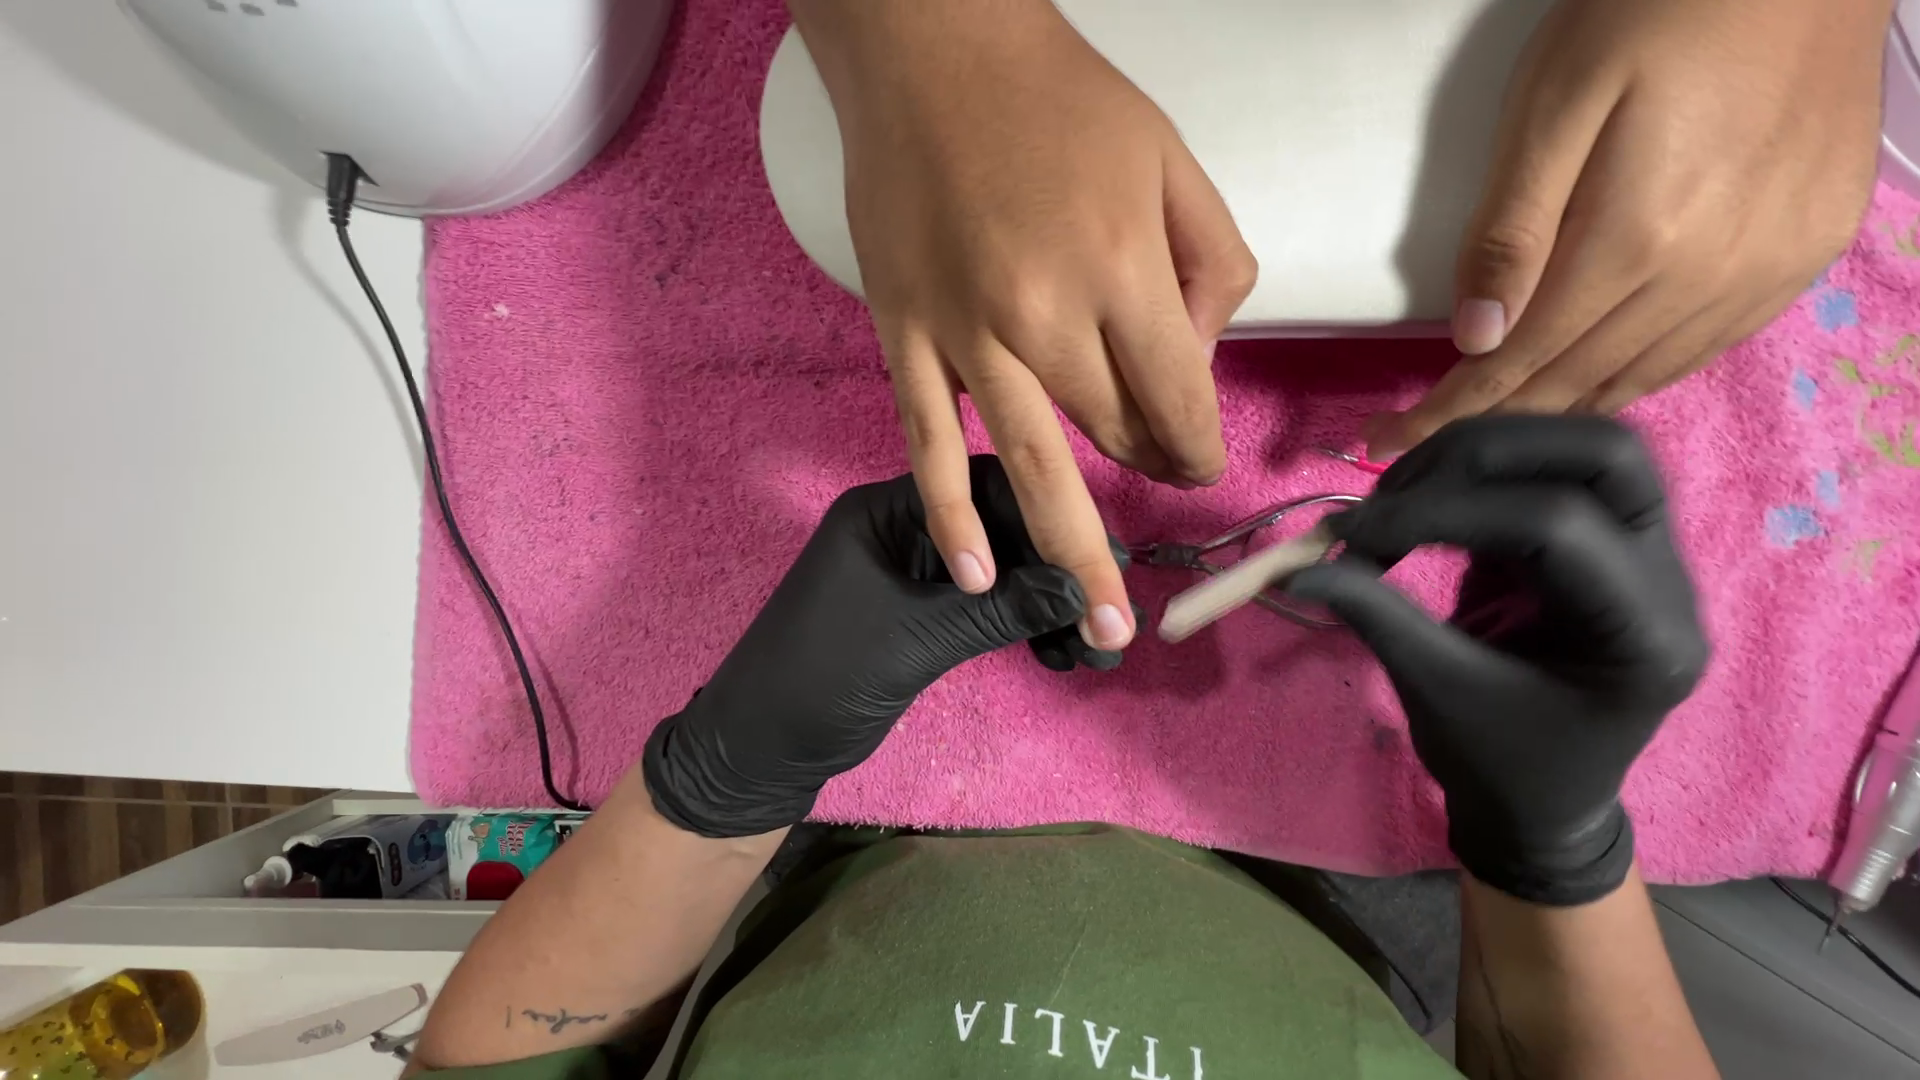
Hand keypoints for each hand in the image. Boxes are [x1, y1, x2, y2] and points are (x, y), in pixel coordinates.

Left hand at [644, 456, 1097, 837]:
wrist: (763, 748)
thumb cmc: (825, 675)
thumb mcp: (917, 638)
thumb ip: (1001, 609)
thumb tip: (1086, 588)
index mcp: (886, 510)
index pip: (982, 490)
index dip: (1046, 521)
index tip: (1103, 559)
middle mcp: (902, 529)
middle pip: (996, 532)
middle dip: (1052, 572)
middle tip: (1108, 609)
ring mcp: (912, 573)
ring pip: (995, 575)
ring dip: (1041, 608)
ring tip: (1091, 649)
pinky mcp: (920, 614)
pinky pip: (981, 608)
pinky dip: (1017, 628)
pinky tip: (1056, 655)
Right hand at [789, 0, 1257, 650]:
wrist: (931, 56)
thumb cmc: (1059, 101)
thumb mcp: (1172, 160)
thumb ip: (1212, 265)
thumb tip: (1193, 359)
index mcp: (1117, 267)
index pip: (1178, 397)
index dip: (1200, 444)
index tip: (1199, 459)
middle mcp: (1042, 317)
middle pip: (1112, 433)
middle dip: (1147, 465)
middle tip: (1157, 473)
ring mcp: (965, 338)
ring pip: (1032, 465)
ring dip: (1073, 548)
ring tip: (1100, 622)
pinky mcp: (906, 341)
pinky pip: (930, 445)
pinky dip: (954, 517)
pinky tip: (979, 575)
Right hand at [1289, 416, 1709, 903]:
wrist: (1537, 799)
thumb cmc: (1499, 761)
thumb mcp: (1435, 691)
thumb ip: (1375, 615)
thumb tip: (1298, 566)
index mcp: (1643, 632)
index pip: (1554, 525)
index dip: (1439, 513)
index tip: (1348, 535)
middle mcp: (1662, 575)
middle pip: (1600, 454)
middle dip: (1481, 455)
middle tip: (1390, 494)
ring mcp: (1635, 551)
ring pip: (1576, 446)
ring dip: (1474, 454)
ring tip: (1394, 497)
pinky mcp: (1588, 540)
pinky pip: (1540, 471)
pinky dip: (1468, 476)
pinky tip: (1414, 505)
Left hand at [1369, 0, 1890, 457]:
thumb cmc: (1653, 18)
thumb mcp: (1550, 114)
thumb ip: (1510, 234)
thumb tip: (1474, 337)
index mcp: (1633, 245)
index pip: (1511, 366)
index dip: (1444, 413)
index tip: (1386, 441)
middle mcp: (1707, 277)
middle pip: (1564, 386)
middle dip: (1482, 423)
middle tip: (1419, 441)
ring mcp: (1767, 270)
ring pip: (1629, 383)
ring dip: (1549, 411)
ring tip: (1487, 422)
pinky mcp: (1804, 254)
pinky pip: (1695, 353)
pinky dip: (1624, 381)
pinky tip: (1582, 383)